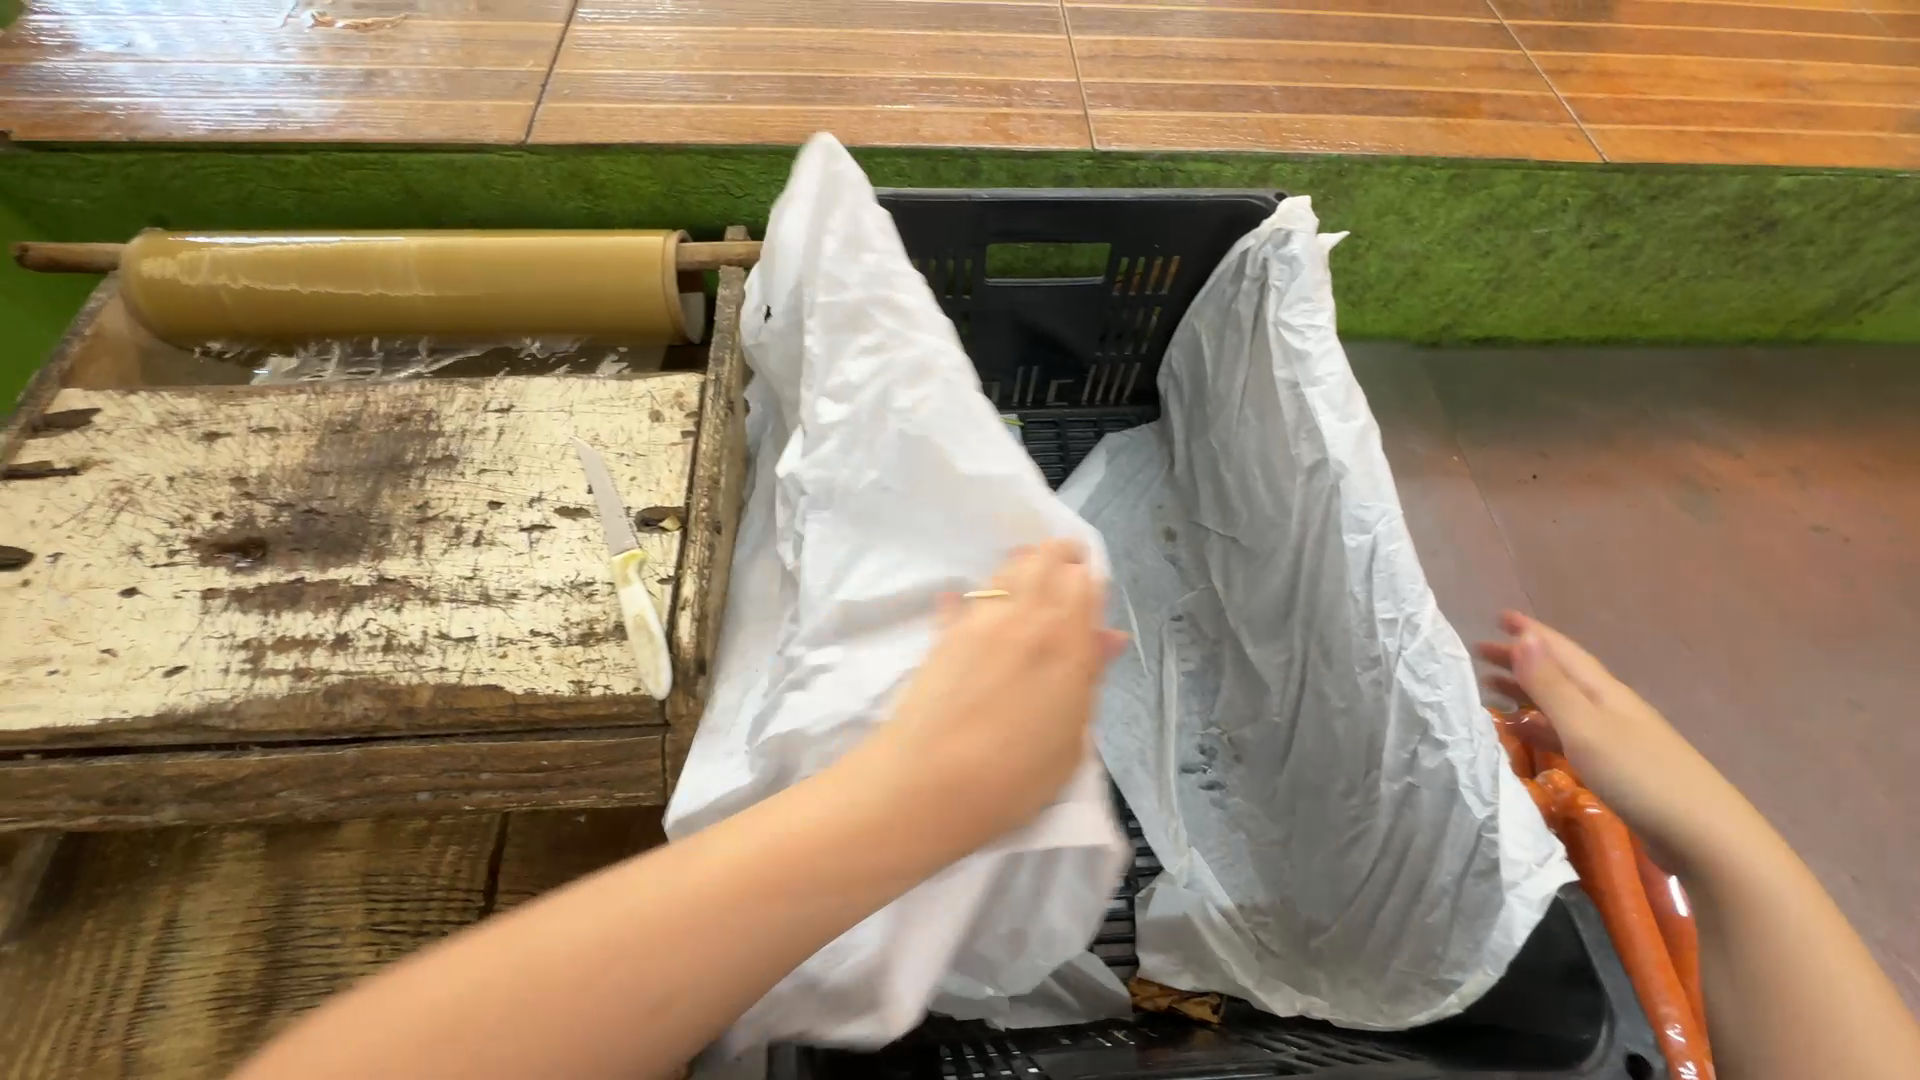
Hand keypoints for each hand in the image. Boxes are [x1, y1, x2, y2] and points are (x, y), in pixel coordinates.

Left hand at [862, 539, 1126, 849]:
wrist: (931, 782)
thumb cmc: (1016, 775)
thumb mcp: (1073, 738)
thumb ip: (1089, 679)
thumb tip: (1108, 637)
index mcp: (1065, 641)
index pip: (1084, 583)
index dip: (1090, 579)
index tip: (1092, 586)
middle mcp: (1023, 617)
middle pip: (1045, 561)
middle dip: (1060, 554)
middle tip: (1068, 561)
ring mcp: (978, 621)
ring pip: (1005, 571)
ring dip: (1022, 565)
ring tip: (1029, 570)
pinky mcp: (942, 634)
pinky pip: (961, 601)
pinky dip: (970, 597)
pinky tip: (964, 599)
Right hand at [1477, 611, 1747, 875]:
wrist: (1707, 840)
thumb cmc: (1641, 778)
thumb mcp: (1587, 728)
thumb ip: (1551, 686)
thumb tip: (1522, 638)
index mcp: (1604, 693)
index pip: (1562, 652)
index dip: (1531, 632)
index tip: (1498, 616)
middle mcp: (1609, 709)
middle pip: (1559, 676)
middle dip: (1521, 660)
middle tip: (1480, 652)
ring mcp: (1615, 739)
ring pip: (1560, 704)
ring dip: (1526, 691)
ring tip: (1490, 687)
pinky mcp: (1614, 767)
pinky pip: (1565, 732)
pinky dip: (1538, 724)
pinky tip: (1523, 732)